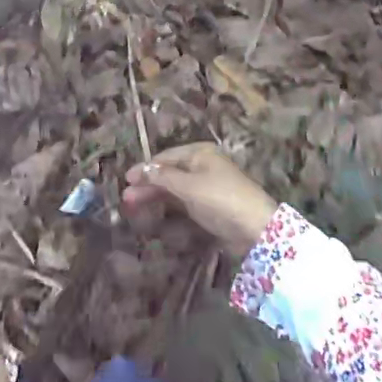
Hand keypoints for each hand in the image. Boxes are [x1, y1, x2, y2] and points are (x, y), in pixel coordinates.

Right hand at [122, 143, 278, 254]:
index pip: (166, 157)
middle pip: (169, 172)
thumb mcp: (189, 186)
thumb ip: (162, 177)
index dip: (145, 168)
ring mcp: (207, 186)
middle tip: (126, 199)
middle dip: (148, 184)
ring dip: (155, 195)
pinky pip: (183, 201)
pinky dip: (168, 205)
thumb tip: (141, 169)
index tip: (126, 180)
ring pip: (175, 188)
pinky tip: (155, 212)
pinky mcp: (209, 205)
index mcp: (200, 153)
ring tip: (134, 207)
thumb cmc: (220, 199)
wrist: (255, 228)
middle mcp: (203, 165)